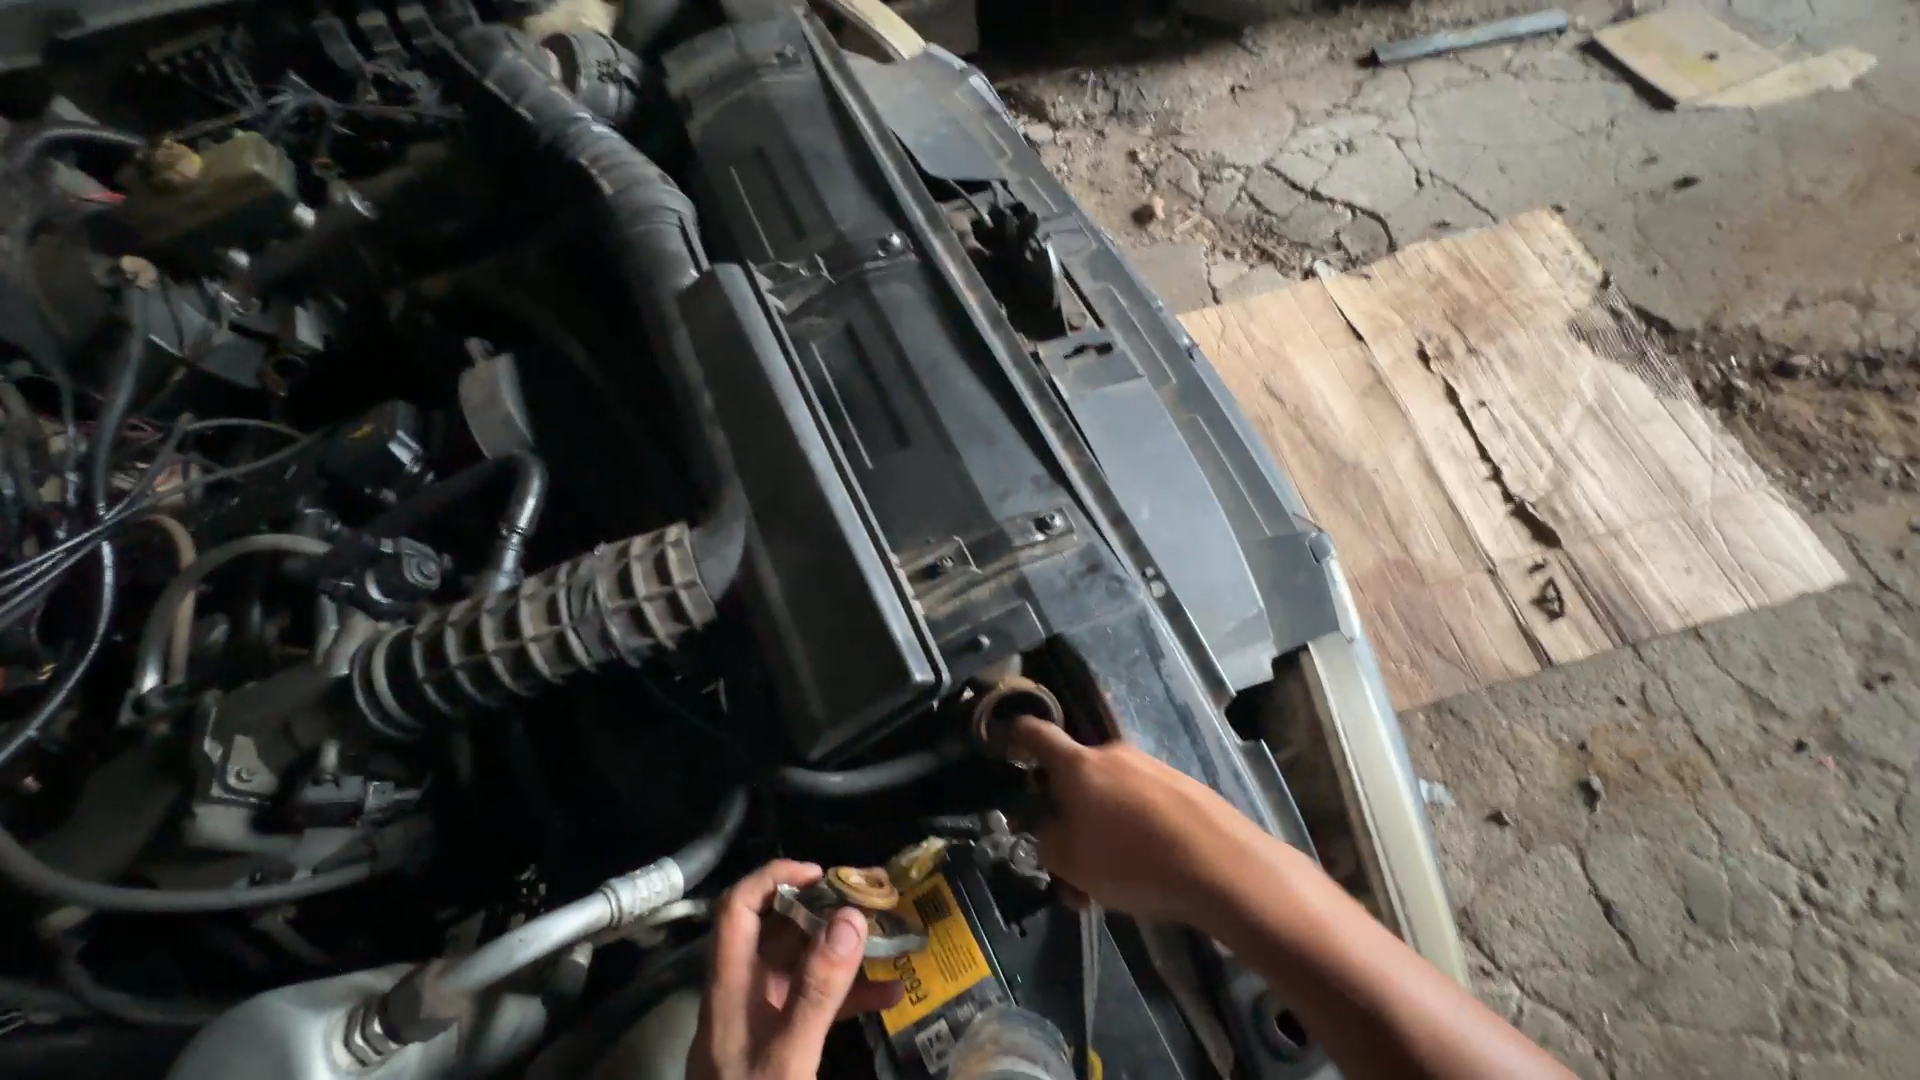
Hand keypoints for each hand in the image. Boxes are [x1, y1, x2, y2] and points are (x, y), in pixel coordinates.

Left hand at [688, 860, 904, 1079]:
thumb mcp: (789, 1057)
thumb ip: (818, 989)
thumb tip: (849, 917)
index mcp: (730, 987)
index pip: (738, 908)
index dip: (773, 878)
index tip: (822, 873)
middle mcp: (743, 994)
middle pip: (775, 931)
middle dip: (822, 911)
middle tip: (868, 901)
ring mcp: (761, 1021)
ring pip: (802, 966)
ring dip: (843, 952)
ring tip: (887, 940)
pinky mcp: (780, 1046)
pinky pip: (816, 1005)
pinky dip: (849, 996)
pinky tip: (890, 996)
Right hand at [1009, 717, 1279, 926]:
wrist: (1223, 867)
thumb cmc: (1132, 861)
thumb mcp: (1070, 862)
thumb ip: (1047, 840)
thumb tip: (1051, 828)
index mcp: (1079, 765)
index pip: (1036, 734)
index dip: (1014, 735)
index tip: (1002, 740)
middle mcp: (1114, 755)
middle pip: (1077, 777)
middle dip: (1067, 816)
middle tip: (1067, 862)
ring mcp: (1153, 768)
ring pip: (1111, 798)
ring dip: (1101, 832)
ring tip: (1108, 886)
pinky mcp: (1184, 787)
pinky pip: (1143, 807)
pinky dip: (1134, 834)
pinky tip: (1145, 873)